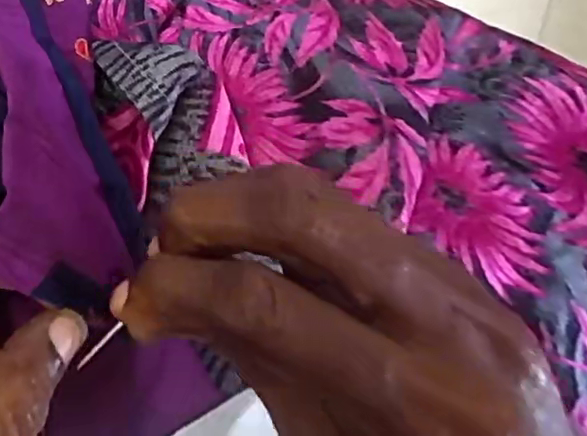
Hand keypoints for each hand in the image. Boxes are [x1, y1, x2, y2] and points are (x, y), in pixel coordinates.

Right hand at [111, 167, 573, 435]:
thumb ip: (241, 352)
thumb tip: (149, 294)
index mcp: (420, 398)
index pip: (268, 302)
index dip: (179, 286)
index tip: (132, 300)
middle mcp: (446, 316)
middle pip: (294, 209)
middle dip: (202, 214)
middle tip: (163, 247)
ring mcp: (453, 275)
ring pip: (309, 188)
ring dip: (228, 200)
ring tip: (193, 238)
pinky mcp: (441, 256)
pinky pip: (332, 204)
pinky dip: (265, 208)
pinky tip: (241, 236)